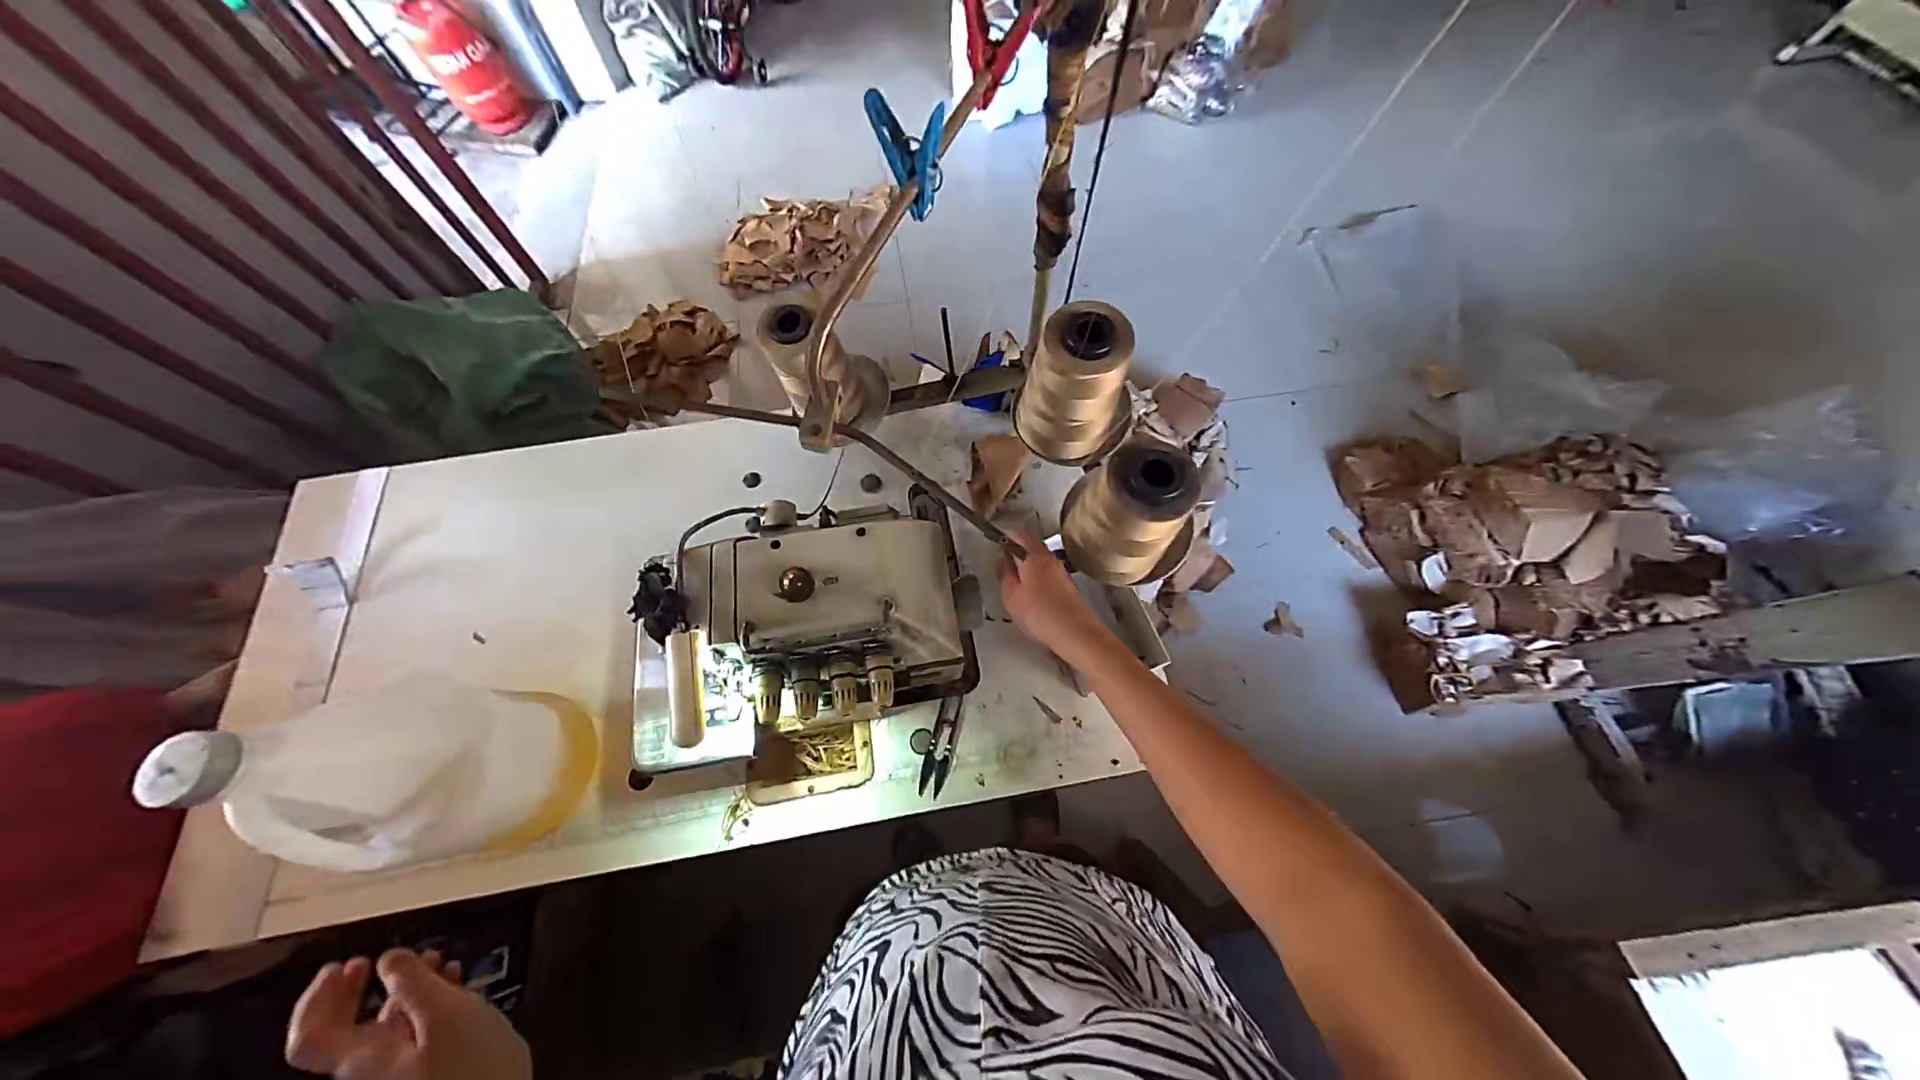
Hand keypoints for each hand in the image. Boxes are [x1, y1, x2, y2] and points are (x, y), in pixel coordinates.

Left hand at [286, 949, 531, 1079]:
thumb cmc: (469, 1066)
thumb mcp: (447, 1015)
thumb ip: (414, 983)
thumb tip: (387, 960)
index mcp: (363, 1061)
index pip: (309, 1038)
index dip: (316, 1000)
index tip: (343, 966)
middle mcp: (370, 1071)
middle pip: (344, 1031)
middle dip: (358, 991)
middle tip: (376, 960)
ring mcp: (399, 1073)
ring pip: (385, 1027)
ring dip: (403, 990)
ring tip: (435, 961)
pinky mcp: (427, 1071)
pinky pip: (411, 1035)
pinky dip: (425, 1005)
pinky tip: (452, 986)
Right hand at [995, 530, 1109, 660]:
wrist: (1075, 633)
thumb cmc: (1040, 614)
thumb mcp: (1011, 596)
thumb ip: (1004, 574)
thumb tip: (1002, 560)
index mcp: (1035, 556)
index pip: (1021, 534)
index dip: (1008, 536)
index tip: (999, 544)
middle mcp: (1051, 559)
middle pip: (1032, 548)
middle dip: (1018, 554)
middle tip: (1004, 567)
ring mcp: (1062, 573)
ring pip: (1041, 563)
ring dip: (1028, 569)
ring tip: (1016, 585)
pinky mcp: (1068, 587)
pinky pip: (1048, 576)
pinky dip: (1038, 580)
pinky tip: (1032, 597)